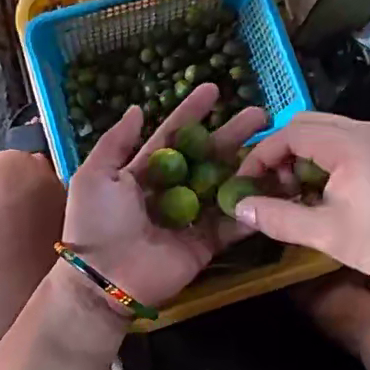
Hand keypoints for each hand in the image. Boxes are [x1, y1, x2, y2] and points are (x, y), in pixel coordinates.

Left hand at [62, 83, 267, 309]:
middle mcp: (169, 192)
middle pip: (205, 157)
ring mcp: (189, 218)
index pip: (171, 136)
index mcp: (141, 173)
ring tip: (274, 145)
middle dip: (230, 135)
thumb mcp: (94, 175)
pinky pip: (230, 223)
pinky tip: (276, 185)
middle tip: (259, 114)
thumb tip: (136, 109)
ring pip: (222, 186)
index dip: (190, 113)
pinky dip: (250, 208)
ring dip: (247, 165)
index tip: (212, 89)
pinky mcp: (204, 244)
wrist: (104, 279)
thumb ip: (116, 142)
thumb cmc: (94, 222)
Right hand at [234, 112, 369, 284]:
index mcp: (349, 142)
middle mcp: (366, 130)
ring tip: (295, 193)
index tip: (245, 183)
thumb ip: (279, 218)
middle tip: (271, 186)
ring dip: (302, 156)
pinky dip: (324, 159)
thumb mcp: (326, 234)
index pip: (289, 133)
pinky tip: (324, 193)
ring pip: (326, 132)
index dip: (260, 156)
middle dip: (280, 153)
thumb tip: (240, 208)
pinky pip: (345, 143)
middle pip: (306, 124)